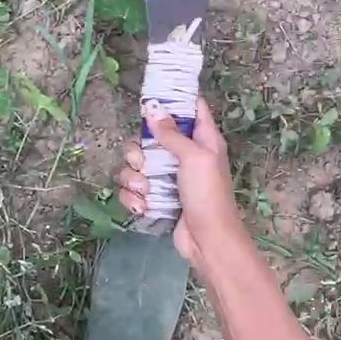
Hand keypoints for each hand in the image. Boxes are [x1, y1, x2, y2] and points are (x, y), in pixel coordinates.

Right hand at [114, 98, 242, 265]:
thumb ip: (172, 134)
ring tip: (145, 190)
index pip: (189, 108)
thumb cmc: (208, 195)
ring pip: (134, 165)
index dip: (171, 99)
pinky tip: (142, 206)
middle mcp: (183, 155)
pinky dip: (132, 197)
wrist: (207, 241)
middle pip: (148, 137)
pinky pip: (131, 189)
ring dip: (133, 178)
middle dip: (138, 150)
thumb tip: (152, 108)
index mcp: (202, 139)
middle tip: (142, 162)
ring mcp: (167, 177)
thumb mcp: (196, 158)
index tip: (149, 98)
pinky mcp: (155, 198)